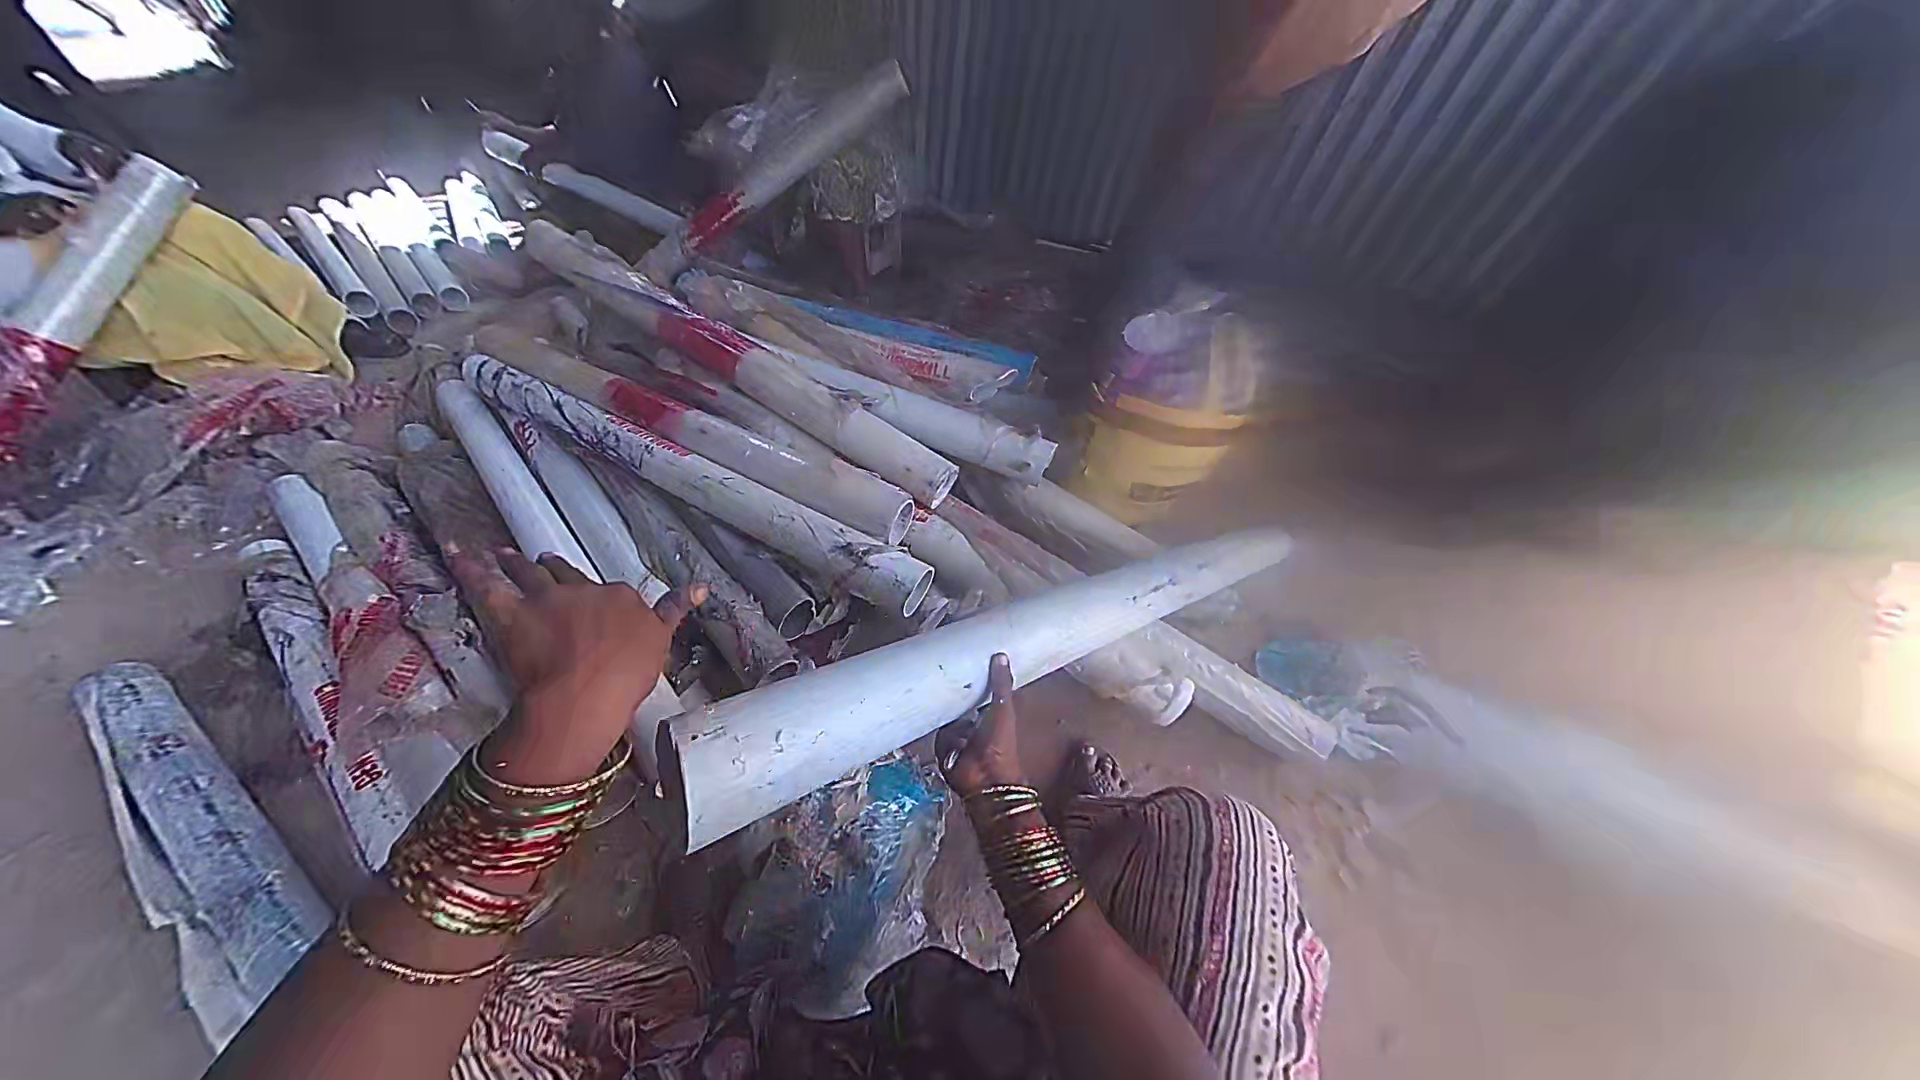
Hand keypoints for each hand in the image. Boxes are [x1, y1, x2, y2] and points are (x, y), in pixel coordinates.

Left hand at [450, 544, 702, 780]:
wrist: (586, 694)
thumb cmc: (627, 674)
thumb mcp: (661, 640)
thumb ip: (675, 610)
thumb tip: (701, 587)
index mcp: (621, 597)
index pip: (609, 592)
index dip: (598, 596)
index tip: (591, 599)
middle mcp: (585, 590)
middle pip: (568, 575)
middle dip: (553, 566)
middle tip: (540, 559)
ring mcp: (548, 599)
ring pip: (530, 573)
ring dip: (515, 562)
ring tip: (502, 553)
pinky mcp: (512, 613)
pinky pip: (487, 586)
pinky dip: (469, 568)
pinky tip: (457, 553)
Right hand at [937, 654, 1026, 796]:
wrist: (987, 778)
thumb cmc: (1001, 742)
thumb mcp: (1004, 708)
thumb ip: (1001, 684)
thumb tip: (1000, 655)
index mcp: (991, 713)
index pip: (976, 692)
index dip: (969, 682)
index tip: (959, 665)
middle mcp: (973, 723)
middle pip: (956, 706)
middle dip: (952, 703)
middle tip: (945, 690)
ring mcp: (958, 737)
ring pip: (946, 722)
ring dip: (953, 729)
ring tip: (963, 737)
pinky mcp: (945, 749)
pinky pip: (939, 738)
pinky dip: (948, 743)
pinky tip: (957, 749)